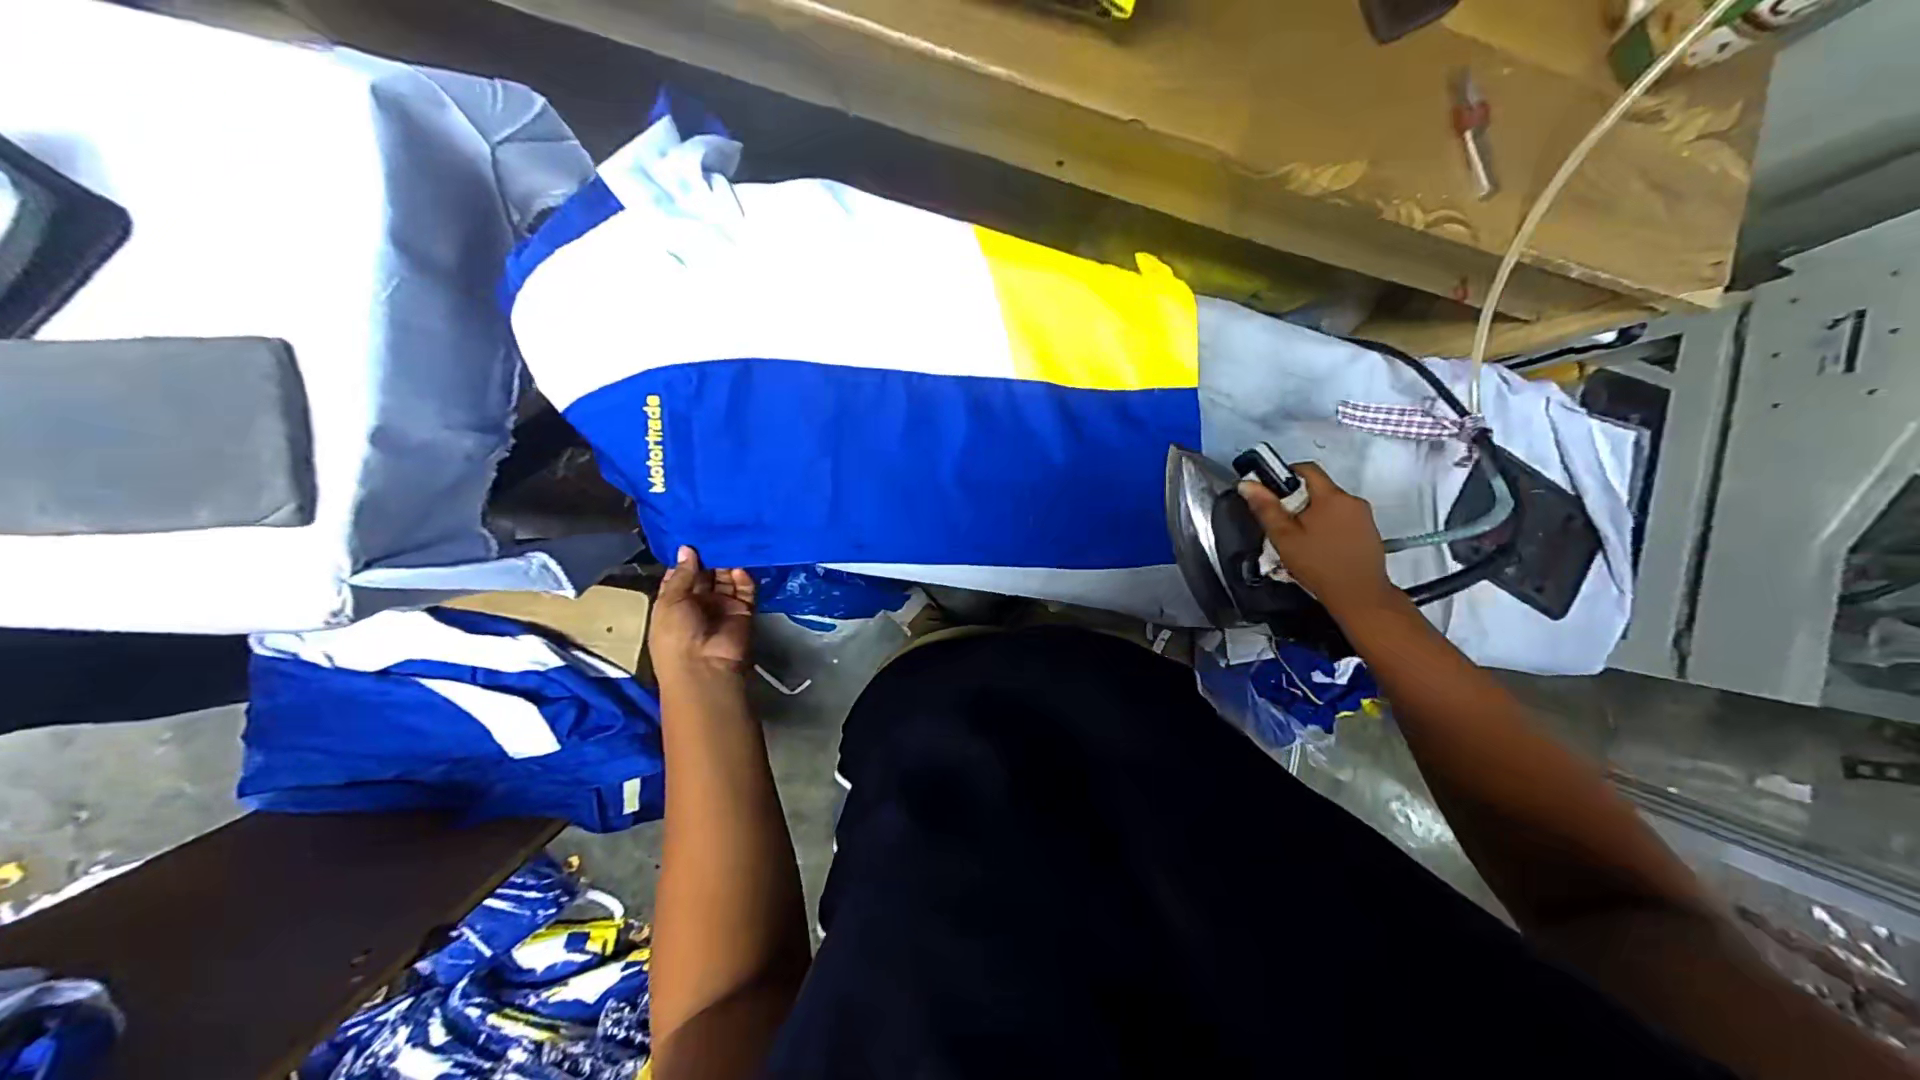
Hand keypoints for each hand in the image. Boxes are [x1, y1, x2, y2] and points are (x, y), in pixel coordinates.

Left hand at [651, 546, 756, 684]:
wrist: (704, 667)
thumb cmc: (676, 635)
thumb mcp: (669, 602)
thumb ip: (682, 574)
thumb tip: (687, 548)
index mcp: (675, 602)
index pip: (682, 575)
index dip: (687, 558)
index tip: (693, 536)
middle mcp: (699, 603)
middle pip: (707, 574)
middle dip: (710, 557)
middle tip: (716, 533)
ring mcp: (722, 607)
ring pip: (727, 580)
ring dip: (727, 564)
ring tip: (730, 545)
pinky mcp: (744, 611)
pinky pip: (745, 590)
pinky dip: (744, 579)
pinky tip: (740, 569)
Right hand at [1239, 462, 1400, 616]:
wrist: (1359, 595)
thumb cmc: (1318, 564)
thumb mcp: (1284, 537)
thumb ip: (1265, 508)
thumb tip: (1246, 484)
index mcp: (1331, 496)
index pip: (1307, 469)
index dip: (1286, 474)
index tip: (1272, 493)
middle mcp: (1352, 500)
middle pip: (1319, 489)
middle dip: (1299, 500)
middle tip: (1282, 524)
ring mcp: (1364, 516)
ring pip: (1331, 506)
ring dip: (1314, 515)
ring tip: (1301, 540)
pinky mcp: (1370, 532)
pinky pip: (1344, 520)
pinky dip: (1329, 527)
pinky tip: (1320, 548)